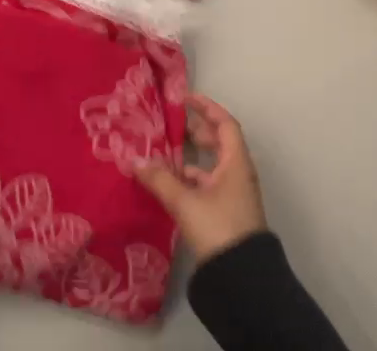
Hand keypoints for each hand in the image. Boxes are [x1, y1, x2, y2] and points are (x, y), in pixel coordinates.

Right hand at [134, 94, 267, 261]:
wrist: (242, 277)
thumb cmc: (218, 228)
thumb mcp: (185, 202)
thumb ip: (159, 179)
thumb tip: (134, 160)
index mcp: (235, 164)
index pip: (225, 124)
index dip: (207, 108)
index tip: (186, 98)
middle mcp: (237, 174)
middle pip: (218, 142)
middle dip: (195, 130)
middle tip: (170, 122)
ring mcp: (232, 194)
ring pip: (210, 165)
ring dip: (189, 156)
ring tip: (162, 151)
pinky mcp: (224, 212)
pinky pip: (206, 183)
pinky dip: (188, 177)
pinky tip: (168, 181)